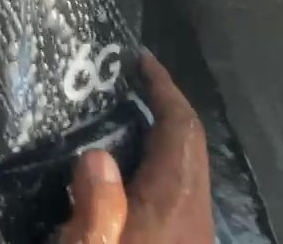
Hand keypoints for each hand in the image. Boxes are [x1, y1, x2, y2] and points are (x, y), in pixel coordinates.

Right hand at [59, 52, 213, 243]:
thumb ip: (95, 209)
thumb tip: (96, 153)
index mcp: (172, 211)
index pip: (182, 135)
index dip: (166, 90)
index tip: (138, 57)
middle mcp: (188, 220)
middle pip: (185, 150)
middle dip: (157, 107)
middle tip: (109, 76)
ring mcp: (182, 238)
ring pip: (176, 172)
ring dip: (149, 135)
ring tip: (99, 109)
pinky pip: (164, 192)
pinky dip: (142, 163)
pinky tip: (102, 167)